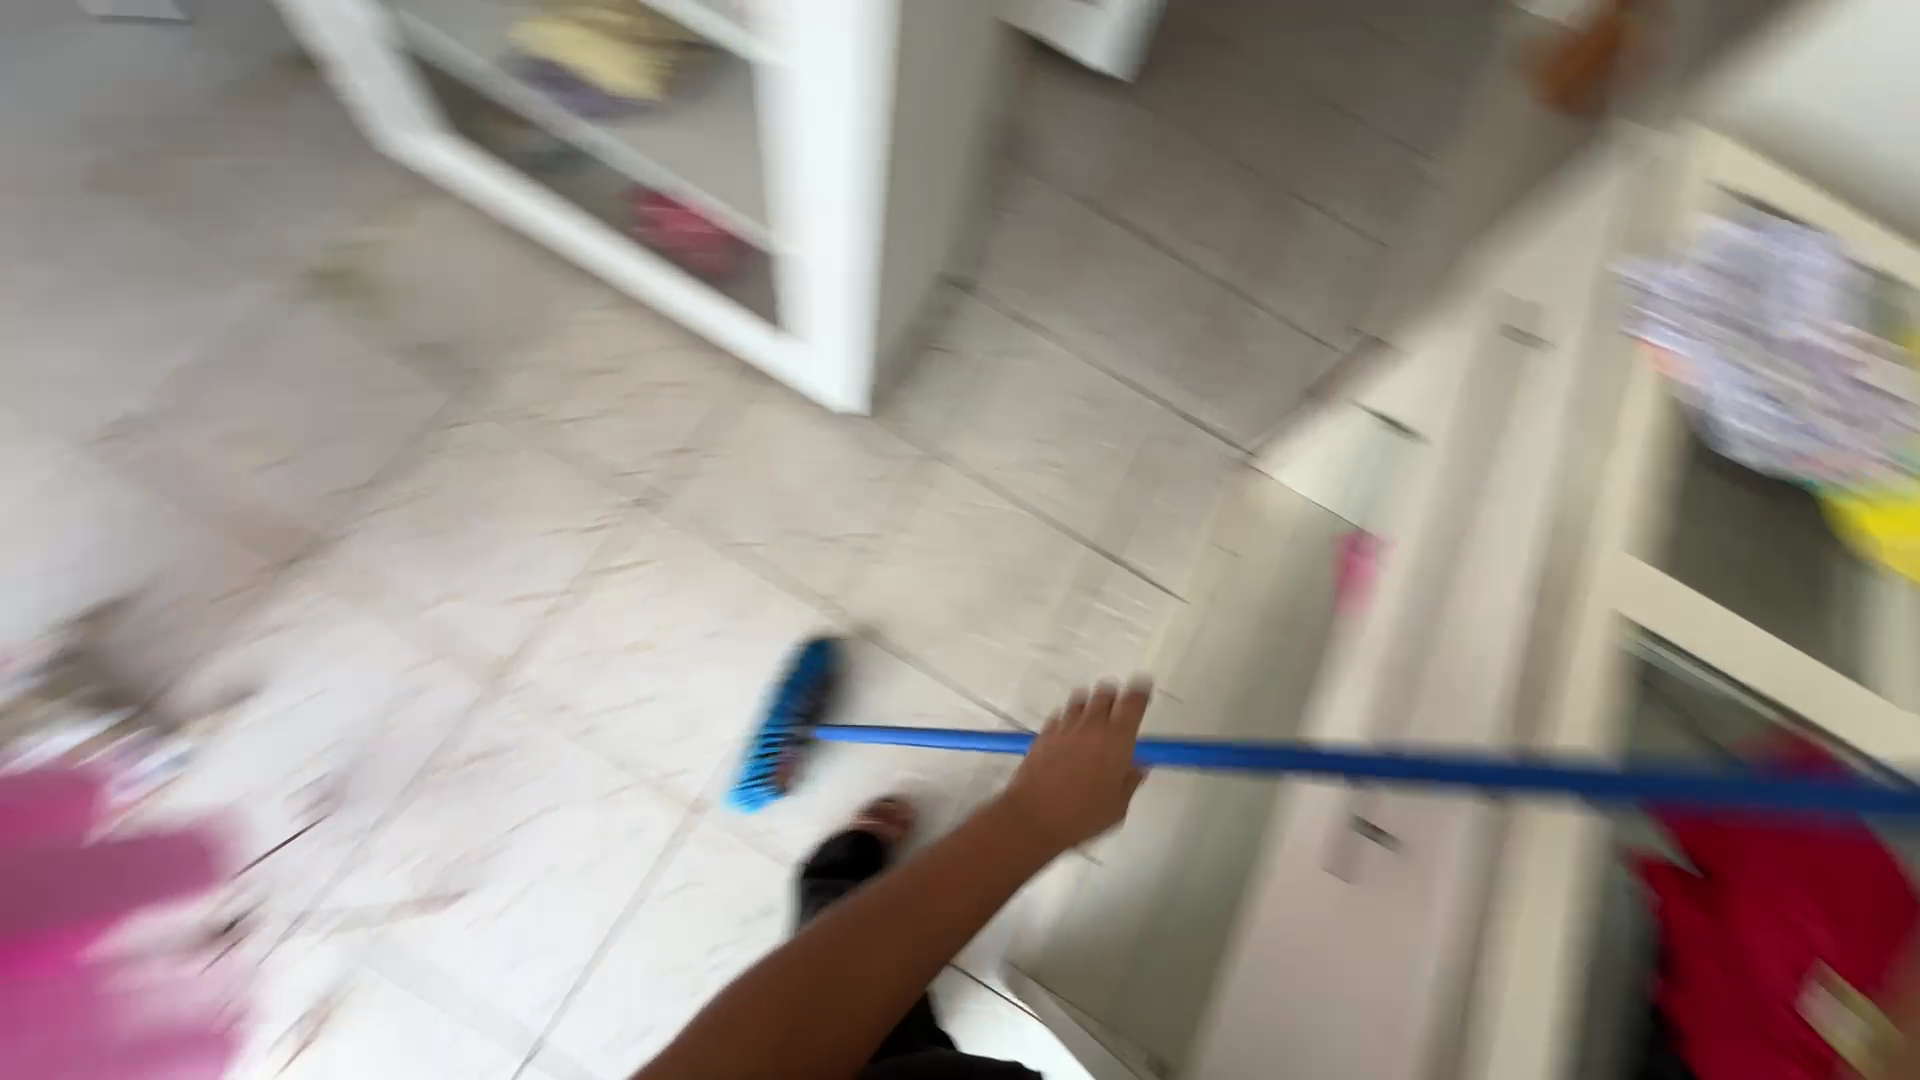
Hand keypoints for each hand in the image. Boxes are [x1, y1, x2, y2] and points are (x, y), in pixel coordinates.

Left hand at [997, 679, 1150, 853]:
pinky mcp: (1044, 732)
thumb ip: (1130, 780)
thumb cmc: (1083, 815)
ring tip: (1091, 724)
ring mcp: (1065, 726)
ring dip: (1089, 706)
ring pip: (1080, 700)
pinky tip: (1069, 737)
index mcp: (1117, 739)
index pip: (1133, 702)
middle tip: (1117, 713)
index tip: (1143, 690)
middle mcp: (1091, 725)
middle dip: (1113, 698)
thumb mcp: (1118, 806)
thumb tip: (1139, 765)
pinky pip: (1061, 716)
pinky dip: (1069, 720)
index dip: (1140, 692)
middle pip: (1105, 693)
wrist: (1034, 815)